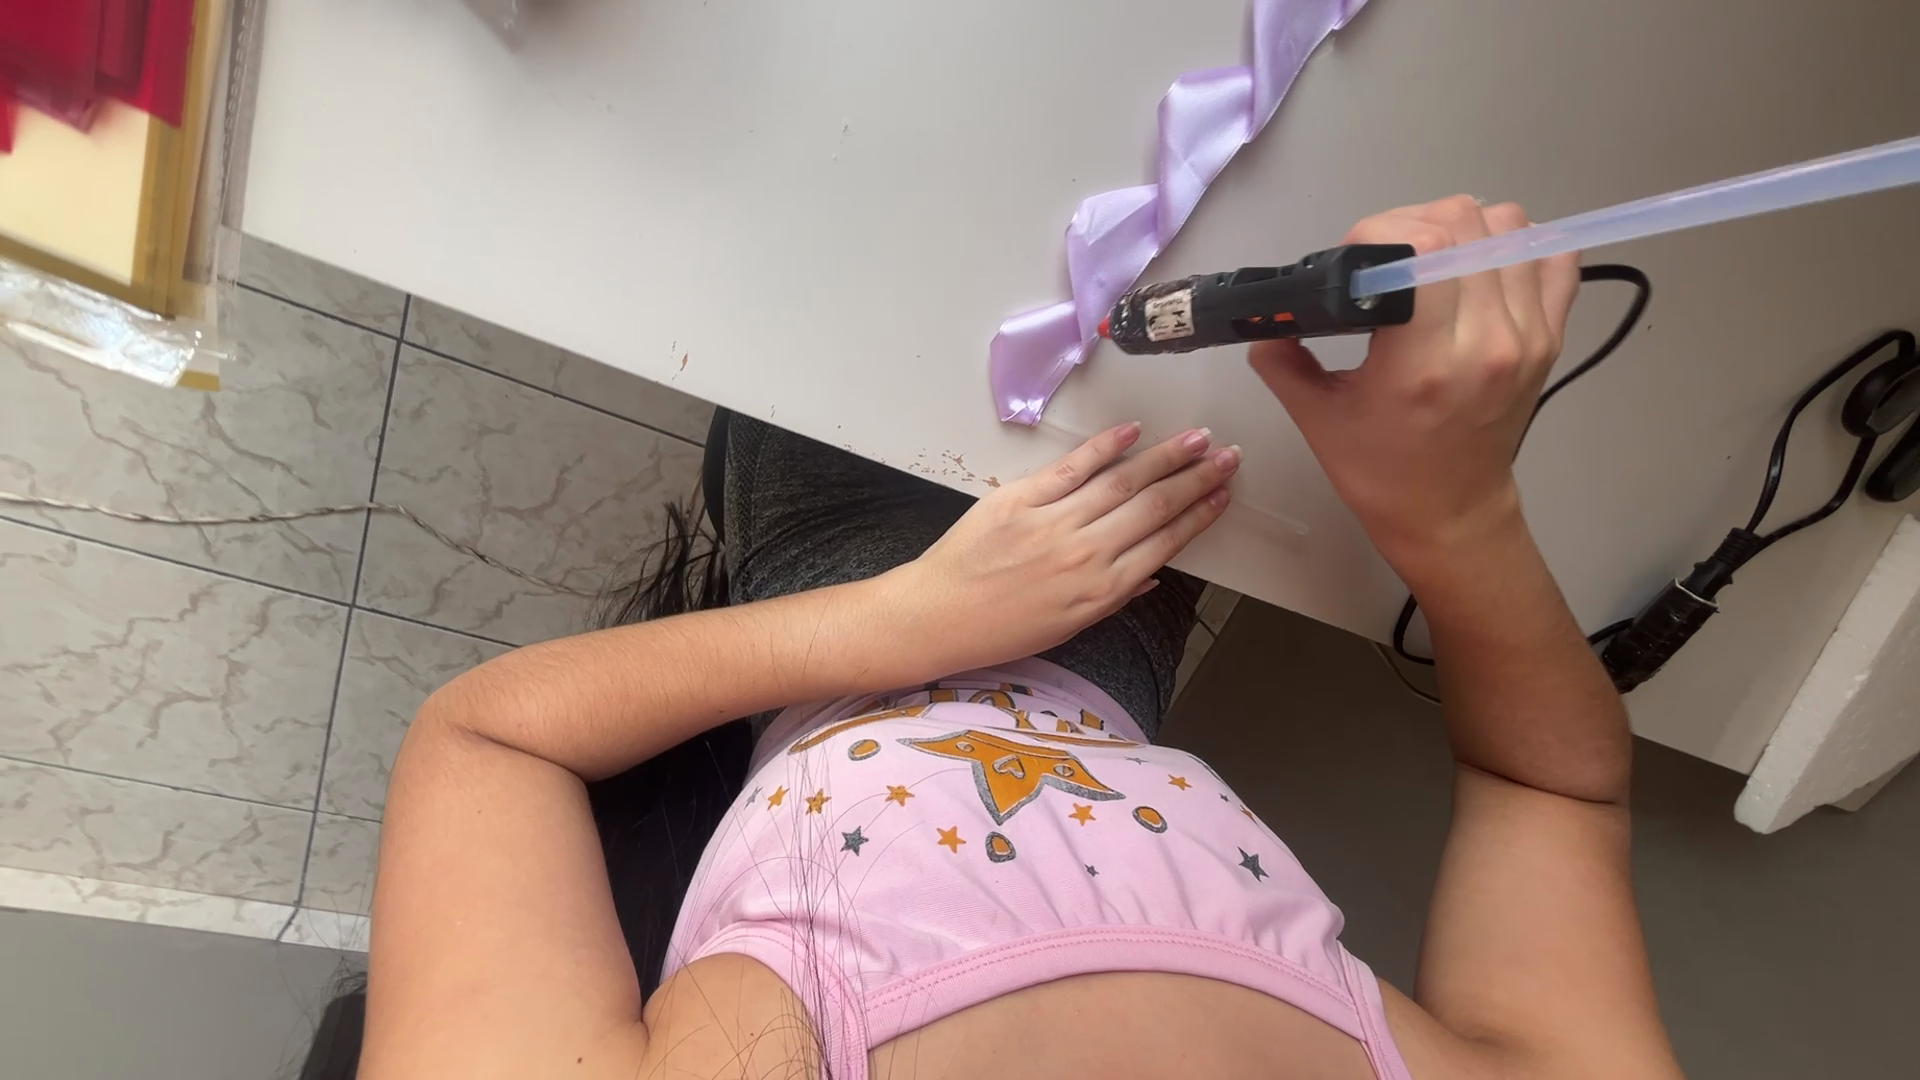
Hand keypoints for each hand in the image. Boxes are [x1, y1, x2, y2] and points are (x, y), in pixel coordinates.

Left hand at [881, 423, 1238, 672]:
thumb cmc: (1000, 630)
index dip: (1198, 515)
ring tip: (1195, 438)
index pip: (1164, 543)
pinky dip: (1104, 447)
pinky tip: (1132, 431)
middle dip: (1196, 479)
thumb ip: (1113, 597)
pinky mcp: (1020, 499)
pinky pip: (1071, 467)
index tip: (1223, 494)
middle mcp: (1085, 555)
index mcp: (1100, 592)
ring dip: (1164, 457)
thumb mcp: (1066, 627)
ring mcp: (1052, 523)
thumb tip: (1152, 574)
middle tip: (1226, 456)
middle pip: (1153, 507)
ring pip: (1121, 482)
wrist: (937, 617)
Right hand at [1249, 196, 1578, 573]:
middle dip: (1408, 223)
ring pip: (1509, 226)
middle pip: (1464, 224)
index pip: (1421, 249)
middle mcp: (1488, 340)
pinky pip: (1550, 252)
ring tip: (1423, 259)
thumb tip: (1265, 321)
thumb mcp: (1316, 419)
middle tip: (1378, 259)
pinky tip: (1474, 265)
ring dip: (1458, 227)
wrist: (1448, 511)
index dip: (1379, 231)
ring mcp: (1529, 334)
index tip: (1350, 258)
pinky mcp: (1551, 333)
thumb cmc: (1378, 472)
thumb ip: (1282, 363)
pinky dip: (1512, 242)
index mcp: (1423, 364)